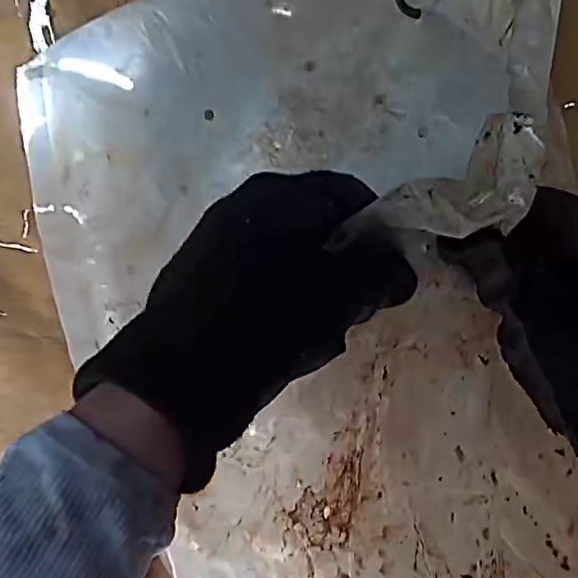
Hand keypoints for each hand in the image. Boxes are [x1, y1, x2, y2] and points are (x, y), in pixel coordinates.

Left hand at [74, 171, 416, 492]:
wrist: (175, 382)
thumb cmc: (265, 327)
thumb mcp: (336, 298)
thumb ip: (378, 275)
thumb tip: (402, 272)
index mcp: (279, 196)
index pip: (350, 194)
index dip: (380, 232)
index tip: (392, 273)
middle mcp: (245, 207)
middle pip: (321, 228)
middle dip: (349, 268)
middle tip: (360, 308)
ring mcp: (219, 243)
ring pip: (294, 260)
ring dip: (320, 293)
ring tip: (327, 334)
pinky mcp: (205, 281)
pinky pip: (265, 284)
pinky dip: (288, 306)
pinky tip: (291, 342)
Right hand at [441, 187, 577, 555]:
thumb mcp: (536, 313)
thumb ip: (501, 264)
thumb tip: (461, 235)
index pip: (547, 204)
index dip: (499, 218)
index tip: (463, 239)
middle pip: (561, 230)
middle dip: (516, 253)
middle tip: (484, 284)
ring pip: (571, 259)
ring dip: (534, 277)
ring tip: (509, 310)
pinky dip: (556, 296)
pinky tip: (538, 326)